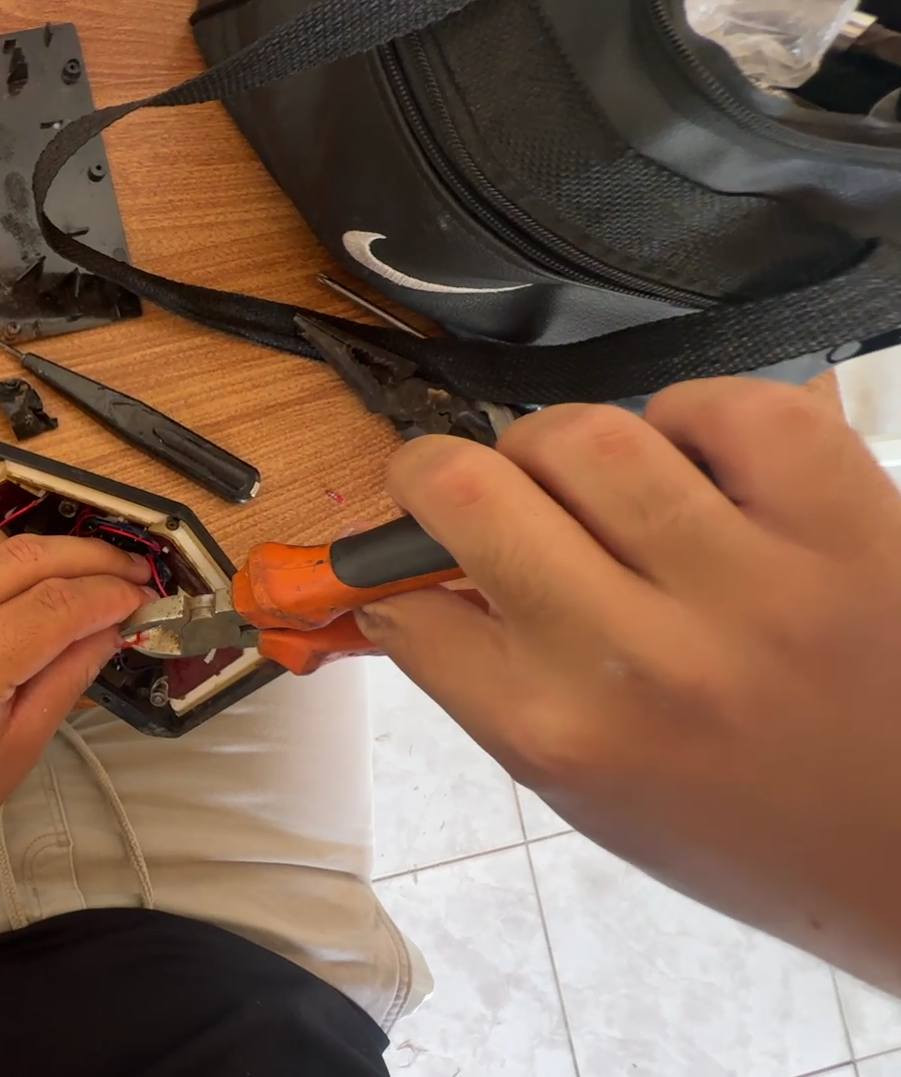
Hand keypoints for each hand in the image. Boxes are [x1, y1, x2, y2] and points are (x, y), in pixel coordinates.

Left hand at [0, 502, 151, 907]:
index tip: (141, 596)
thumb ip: (67, 677)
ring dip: (9, 541)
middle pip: (16, 557)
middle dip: (85, 558)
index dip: (108, 594)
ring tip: (34, 580)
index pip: (52, 607)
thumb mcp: (17, 753)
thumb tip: (111, 622)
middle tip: (123, 572)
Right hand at [355, 378, 900, 991]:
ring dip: (543, 446)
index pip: (403, 607)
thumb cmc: (726, 825)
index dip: (382, 578)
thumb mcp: (563, 776)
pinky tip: (680, 464)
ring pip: (582, 436)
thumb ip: (468, 673)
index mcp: (552, 726)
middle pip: (466, 492)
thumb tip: (403, 587)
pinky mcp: (863, 529)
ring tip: (567, 481)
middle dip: (423, 473)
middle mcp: (636, 655)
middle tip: (441, 487)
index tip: (397, 571)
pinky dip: (685, 418)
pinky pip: (737, 411)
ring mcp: (754, 585)